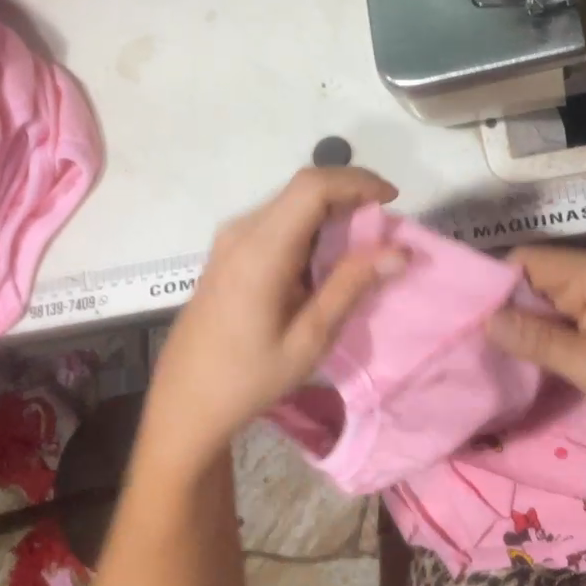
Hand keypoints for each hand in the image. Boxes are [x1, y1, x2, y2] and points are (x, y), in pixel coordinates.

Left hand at [146, 168, 404, 463]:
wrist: (185, 403)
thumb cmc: (249, 377)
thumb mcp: (310, 338)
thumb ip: (352, 285)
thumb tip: (400, 250)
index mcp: (261, 250)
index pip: (312, 187)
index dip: (357, 181)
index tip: (392, 200)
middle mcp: (242, 232)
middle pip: (303, 189)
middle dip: (350, 195)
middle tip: (385, 228)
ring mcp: (231, 240)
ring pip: (291, 203)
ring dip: (332, 211)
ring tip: (365, 245)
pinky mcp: (229, 252)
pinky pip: (278, 221)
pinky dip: (312, 227)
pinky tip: (328, 261)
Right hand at [484, 246, 585, 440]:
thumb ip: (537, 340)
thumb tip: (485, 320)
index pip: (525, 259)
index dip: (495, 284)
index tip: (468, 318)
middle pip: (528, 273)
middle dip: (501, 301)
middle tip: (470, 336)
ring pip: (537, 291)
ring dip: (516, 315)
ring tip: (484, 343)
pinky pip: (552, 307)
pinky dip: (534, 324)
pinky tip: (515, 347)